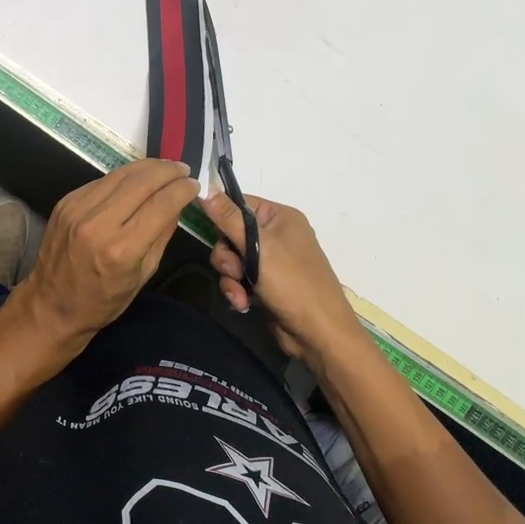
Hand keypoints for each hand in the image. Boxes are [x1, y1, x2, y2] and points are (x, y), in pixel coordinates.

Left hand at [11, 159, 198, 347]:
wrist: (51, 303)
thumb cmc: (103, 300)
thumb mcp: (143, 275)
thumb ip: (161, 236)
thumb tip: (176, 204)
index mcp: (121, 249)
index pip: (160, 205)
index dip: (182, 190)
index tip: (194, 184)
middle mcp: (98, 223)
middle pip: (140, 182)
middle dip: (166, 171)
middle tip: (183, 168)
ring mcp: (78, 209)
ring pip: (119, 174)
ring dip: (146, 167)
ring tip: (165, 167)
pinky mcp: (66, 201)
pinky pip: (101, 181)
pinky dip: (123, 177)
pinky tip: (136, 178)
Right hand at [202, 193, 363, 363]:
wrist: (320, 336)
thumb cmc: (293, 284)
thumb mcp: (259, 247)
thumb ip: (228, 218)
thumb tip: (204, 188)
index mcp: (280, 217)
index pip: (239, 203)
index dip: (220, 215)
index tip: (207, 227)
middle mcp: (276, 235)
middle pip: (231, 232)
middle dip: (227, 255)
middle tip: (233, 270)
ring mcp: (271, 261)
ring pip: (232, 258)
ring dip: (230, 276)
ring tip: (239, 292)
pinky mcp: (265, 284)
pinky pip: (239, 278)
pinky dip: (237, 289)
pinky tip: (242, 303)